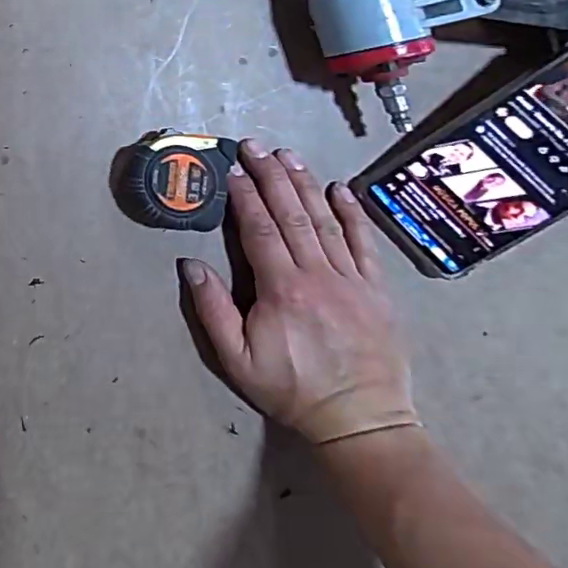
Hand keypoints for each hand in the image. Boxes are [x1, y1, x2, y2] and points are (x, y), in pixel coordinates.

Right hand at [180, 141, 418, 443]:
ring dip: (304, 183)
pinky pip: (364, 243)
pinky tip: (339, 189)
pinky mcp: (378, 290)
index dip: (245, 197)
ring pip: (325, 220)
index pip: (260, 230)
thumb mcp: (236, 360)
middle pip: (292, 214)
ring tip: (287, 155)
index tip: (232, 170)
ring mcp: (353, 280)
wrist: (362, 422)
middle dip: (271, 176)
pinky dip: (352, 213)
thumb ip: (212, 310)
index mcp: (282, 290)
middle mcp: (319, 275)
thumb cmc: (291, 390)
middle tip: (255, 146)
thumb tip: (190, 265)